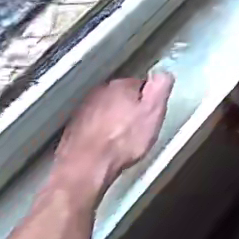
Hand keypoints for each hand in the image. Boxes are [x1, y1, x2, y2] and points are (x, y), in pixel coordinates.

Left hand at [50, 72, 173, 192]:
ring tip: (124, 140)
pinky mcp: (74, 126)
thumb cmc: (122, 141)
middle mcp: (100, 92)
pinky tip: (108, 145)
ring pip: (107, 109)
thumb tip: (164, 73)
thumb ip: (160, 89)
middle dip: (131, 109)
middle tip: (140, 129)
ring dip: (115, 120)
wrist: (86, 165)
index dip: (150, 100)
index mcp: (121, 86)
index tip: (153, 114)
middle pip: (122, 96)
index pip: (142, 84)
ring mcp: (85, 109)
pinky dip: (102, 132)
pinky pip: (94, 124)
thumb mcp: (153, 112)